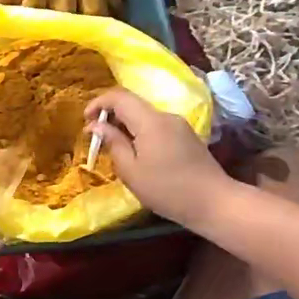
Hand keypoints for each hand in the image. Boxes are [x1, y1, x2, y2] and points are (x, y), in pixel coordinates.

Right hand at [85, 88, 231, 225]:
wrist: (213, 202)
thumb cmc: (167, 190)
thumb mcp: (131, 171)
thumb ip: (113, 143)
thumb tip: (96, 126)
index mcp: (150, 121)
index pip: (119, 97)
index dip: (98, 103)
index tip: (86, 120)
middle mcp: (166, 116)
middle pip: (133, 104)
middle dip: (111, 115)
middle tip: (98, 138)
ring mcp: (179, 125)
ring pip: (145, 116)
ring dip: (127, 126)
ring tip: (117, 149)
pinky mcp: (186, 136)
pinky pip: (157, 126)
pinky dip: (141, 133)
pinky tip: (139, 155)